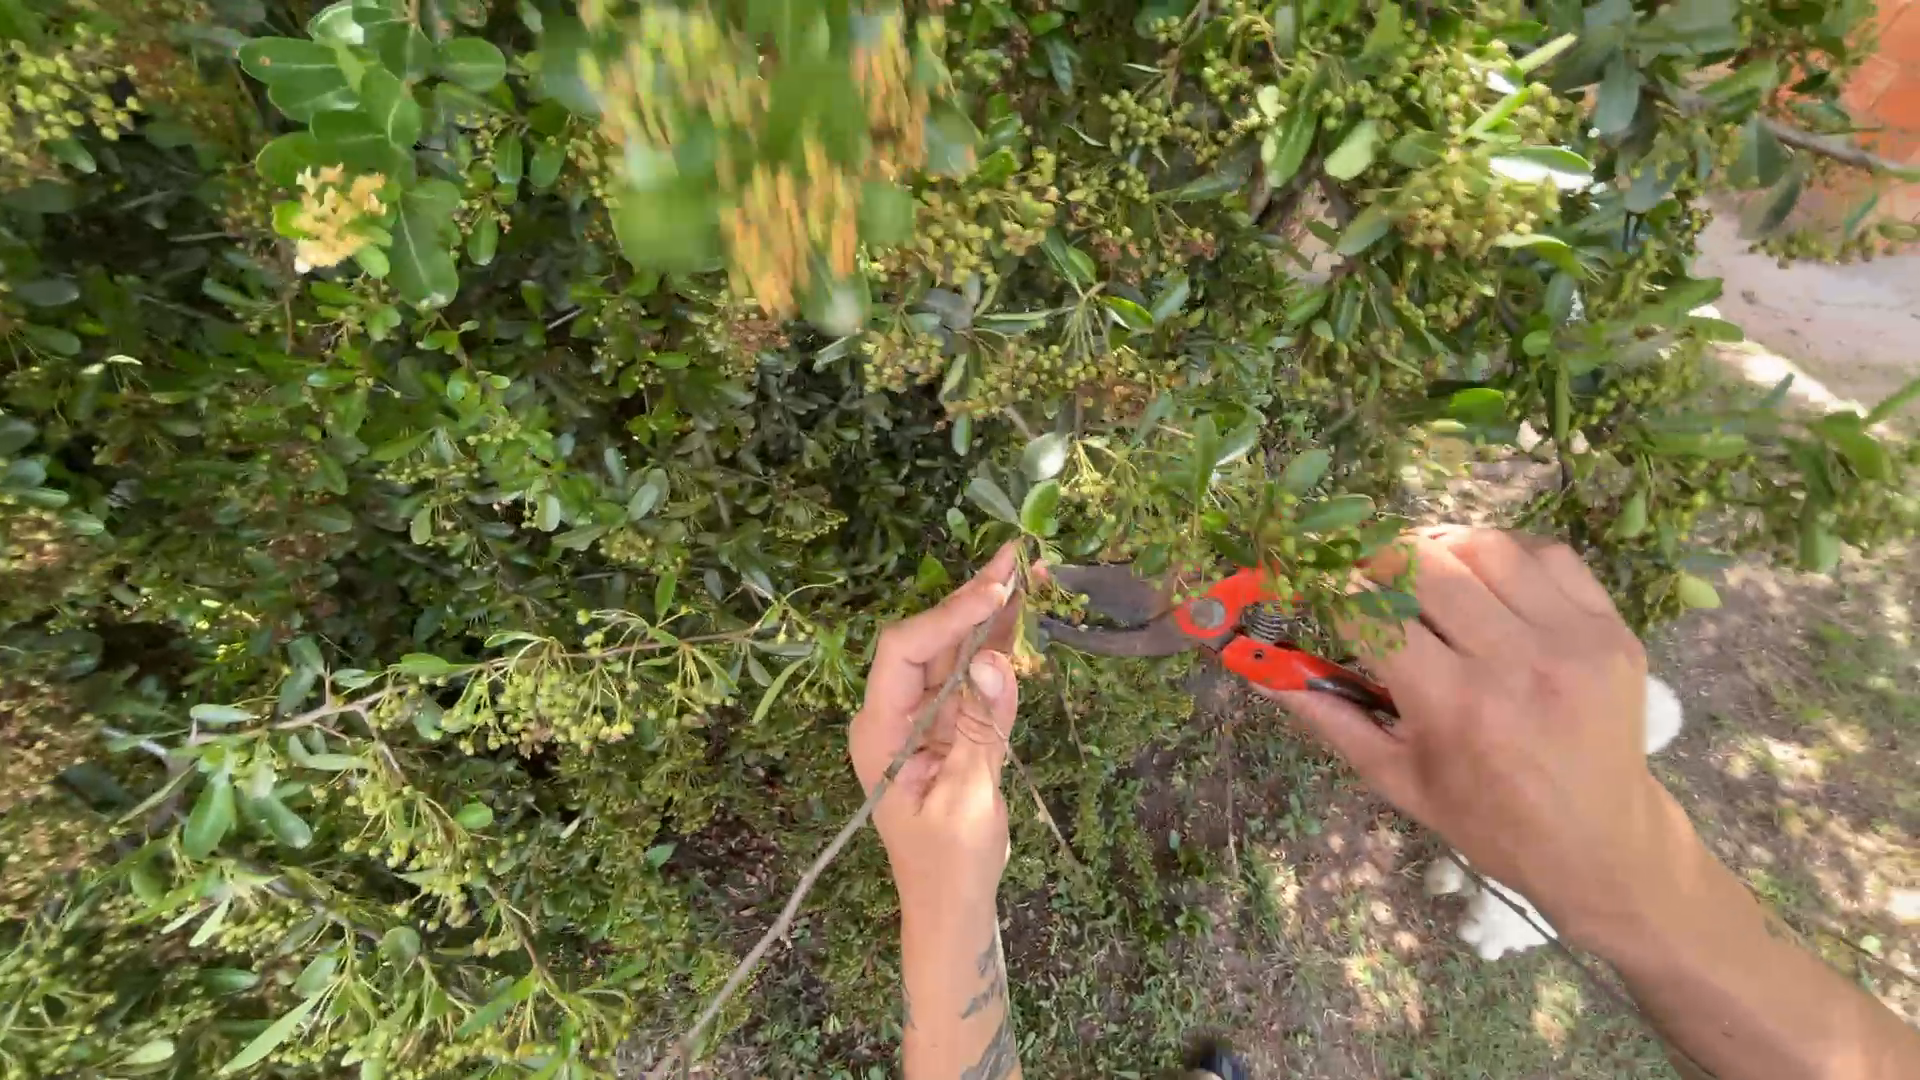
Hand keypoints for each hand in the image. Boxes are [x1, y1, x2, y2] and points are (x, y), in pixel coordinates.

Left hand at [849, 544, 1022, 919]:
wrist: (949, 905)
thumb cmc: (950, 866)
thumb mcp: (968, 800)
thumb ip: (983, 728)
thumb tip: (998, 661)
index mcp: (879, 731)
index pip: (905, 653)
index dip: (948, 618)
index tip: (995, 595)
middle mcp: (893, 712)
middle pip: (928, 641)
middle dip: (969, 600)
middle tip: (1011, 557)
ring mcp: (921, 716)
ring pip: (952, 652)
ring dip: (986, 614)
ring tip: (1021, 570)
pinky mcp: (947, 723)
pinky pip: (971, 677)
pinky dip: (996, 647)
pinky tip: (1018, 613)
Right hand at [1266, 526, 1688, 945]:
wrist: (1605, 845)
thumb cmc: (1483, 816)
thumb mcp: (1390, 774)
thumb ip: (1323, 714)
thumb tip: (1258, 671)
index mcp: (1456, 704)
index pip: (1374, 613)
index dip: (1332, 586)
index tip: (1311, 577)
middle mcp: (1518, 662)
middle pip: (1426, 565)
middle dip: (1376, 558)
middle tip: (1358, 570)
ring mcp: (1575, 640)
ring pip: (1484, 547)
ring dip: (1436, 548)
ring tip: (1415, 569)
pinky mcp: (1613, 629)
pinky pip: (1546, 554)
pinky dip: (1500, 553)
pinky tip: (1478, 577)